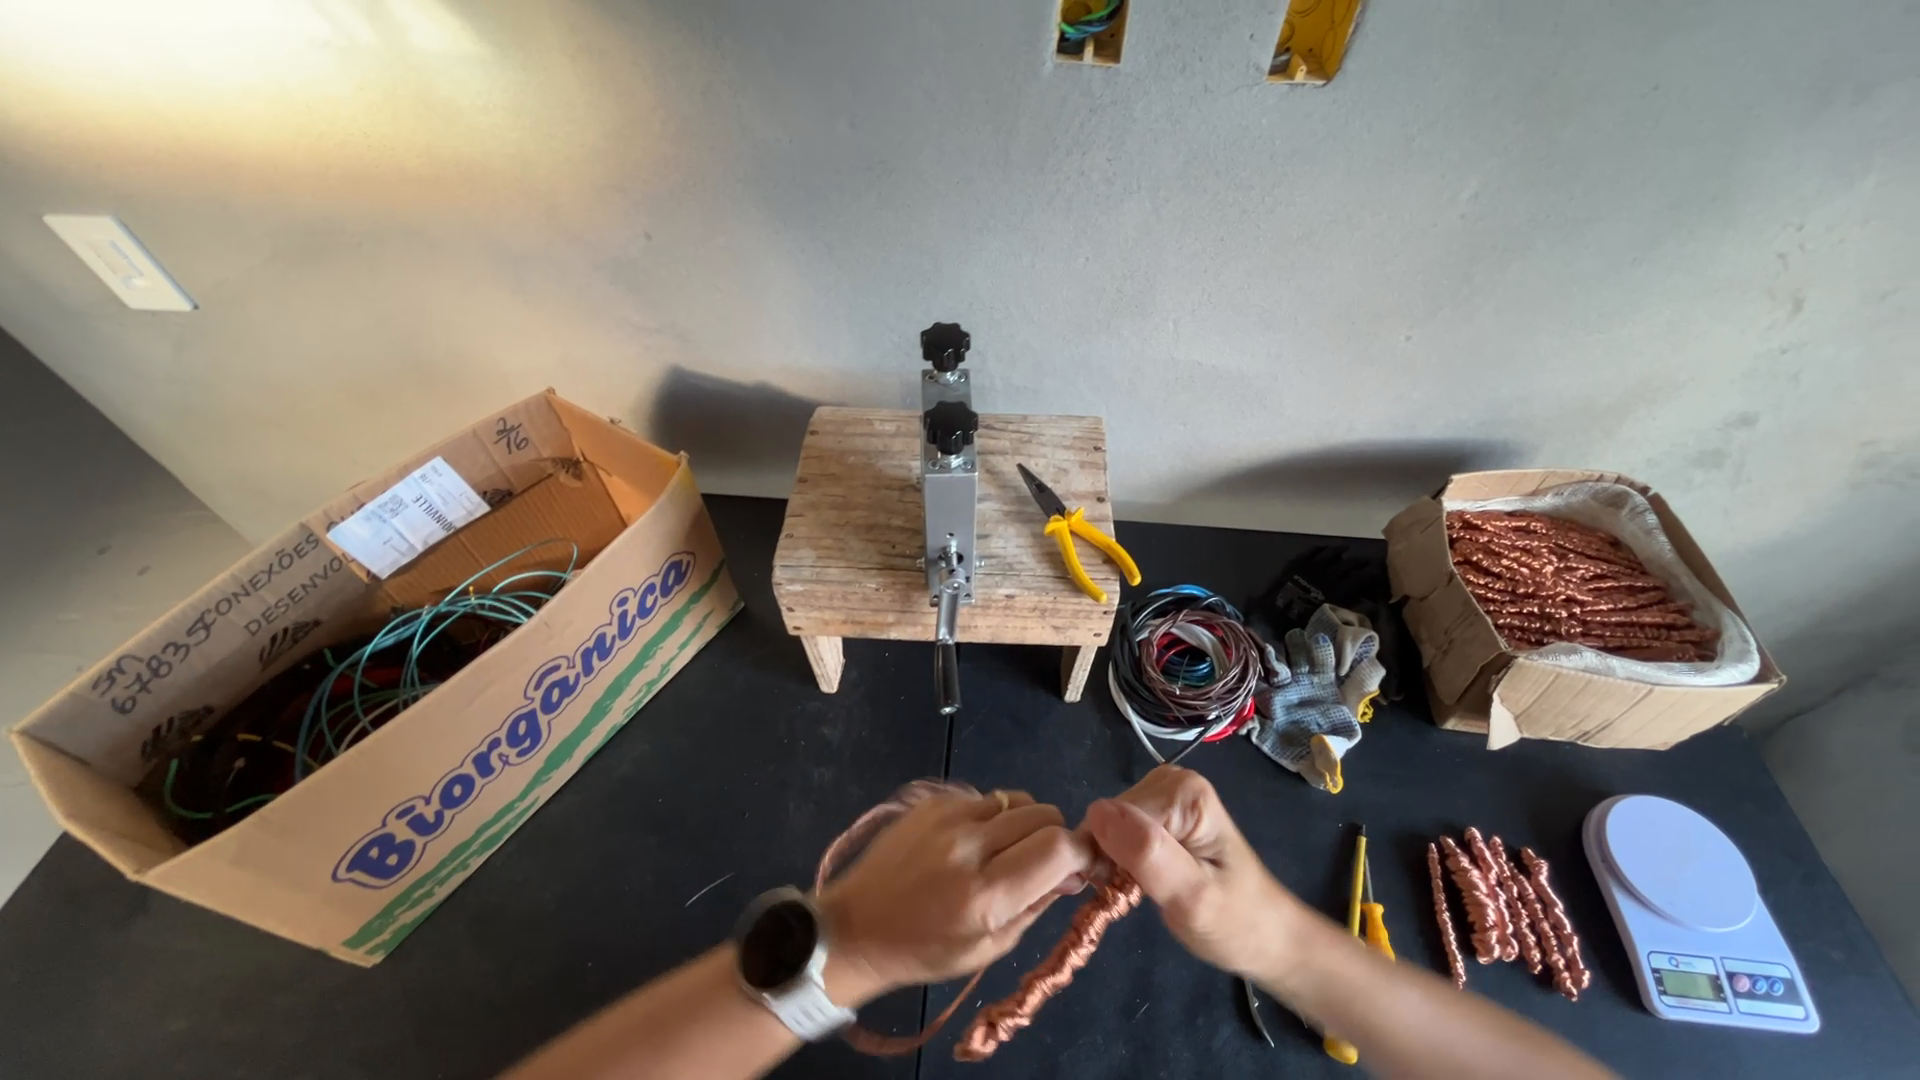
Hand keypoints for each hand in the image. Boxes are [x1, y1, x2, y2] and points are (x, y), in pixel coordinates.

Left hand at [818, 790, 1091, 1001]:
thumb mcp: (989, 948)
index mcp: (985, 894)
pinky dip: (995, 816)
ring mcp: (948, 816)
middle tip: (1044, 861)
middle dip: (1057, 836)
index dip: (1081, 851)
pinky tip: (977, 841)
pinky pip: (986, 797)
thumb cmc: (926, 950)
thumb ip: (1037, 905)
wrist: (857, 926)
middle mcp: (968, 846)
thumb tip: (1073, 872)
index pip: (1057, 847)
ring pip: (1018, 799)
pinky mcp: (933, 801)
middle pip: (1044, 814)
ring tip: (1008, 850)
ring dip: (1026, 822)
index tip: (1082, 863)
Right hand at [1082, 765, 1308, 982]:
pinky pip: (1117, 828)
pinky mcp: (1159, 811)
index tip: (1118, 892)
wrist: (1267, 936)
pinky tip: (1135, 878)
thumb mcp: (1192, 898)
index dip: (1104, 854)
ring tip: (1135, 890)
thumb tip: (1096, 813)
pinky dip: (1117, 857)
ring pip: (1108, 823)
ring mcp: (1165, 794)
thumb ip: (1147, 854)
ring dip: (1109, 859)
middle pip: (1109, 815)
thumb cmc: (1236, 924)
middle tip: (1130, 895)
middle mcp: (1172, 781)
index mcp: (1184, 792)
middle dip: (1106, 856)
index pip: (1113, 815)